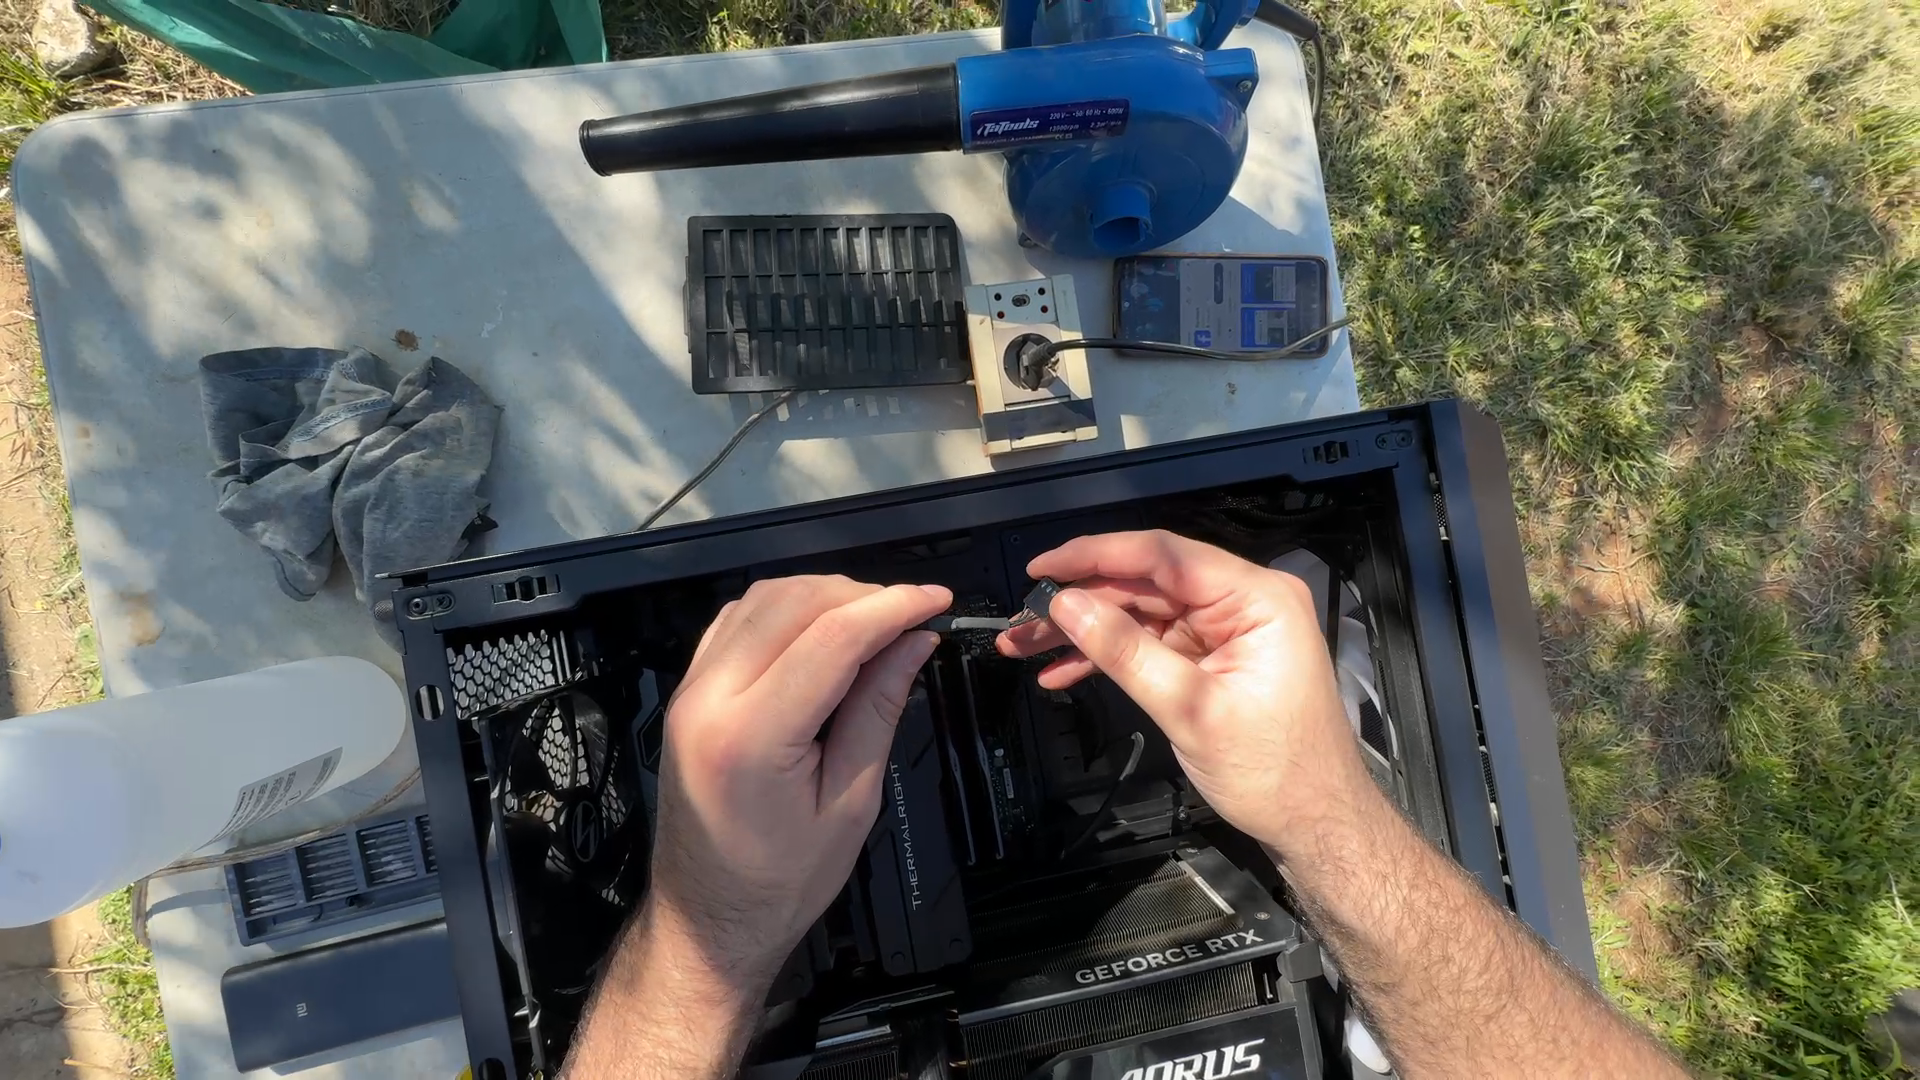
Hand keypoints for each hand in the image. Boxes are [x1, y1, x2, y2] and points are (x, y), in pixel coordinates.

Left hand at [647, 575, 950, 991]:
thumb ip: (880, 708)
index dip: (892, 607)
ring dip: (825, 593)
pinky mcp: (687, 689)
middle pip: (794, 602)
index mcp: (750, 737)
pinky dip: (787, 606)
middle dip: (863, 593)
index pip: (832, 638)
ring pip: (763, 597)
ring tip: (873, 618)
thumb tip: (915, 641)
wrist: (707, 921)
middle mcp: (707, 699)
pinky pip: (738, 617)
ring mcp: (689, 689)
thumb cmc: (782, 881)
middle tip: (910, 612)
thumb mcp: (851, 802)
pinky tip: (820, 627)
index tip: (936, 598)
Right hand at [996, 531, 1372, 855]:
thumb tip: (1065, 604)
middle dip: (1078, 601)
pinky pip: (1146, 643)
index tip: (1041, 567)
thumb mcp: (1191, 710)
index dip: (1094, 555)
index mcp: (1254, 597)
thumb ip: (1126, 652)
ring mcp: (1219, 630)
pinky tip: (1061, 672)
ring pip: (1136, 613)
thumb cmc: (1274, 772)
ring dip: (1082, 631)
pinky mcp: (1205, 656)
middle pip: (1142, 584)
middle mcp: (1237, 602)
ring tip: (1025, 644)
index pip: (1161, 555)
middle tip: (1021, 617)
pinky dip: (1105, 657)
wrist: (1315, 826)